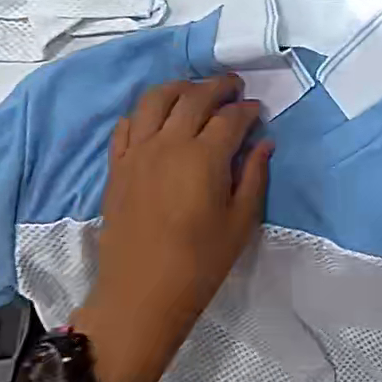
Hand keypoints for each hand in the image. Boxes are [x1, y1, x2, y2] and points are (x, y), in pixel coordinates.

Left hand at [71, 75, 272, 381]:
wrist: (142, 295)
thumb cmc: (200, 263)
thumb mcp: (240, 222)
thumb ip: (254, 176)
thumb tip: (264, 143)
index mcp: (203, 157)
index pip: (229, 117)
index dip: (247, 109)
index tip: (257, 110)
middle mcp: (168, 143)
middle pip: (193, 97)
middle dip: (218, 86)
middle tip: (234, 87)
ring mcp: (137, 152)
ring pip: (154, 99)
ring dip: (179, 87)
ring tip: (194, 91)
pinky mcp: (117, 166)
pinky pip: (126, 124)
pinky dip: (143, 113)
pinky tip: (157, 119)